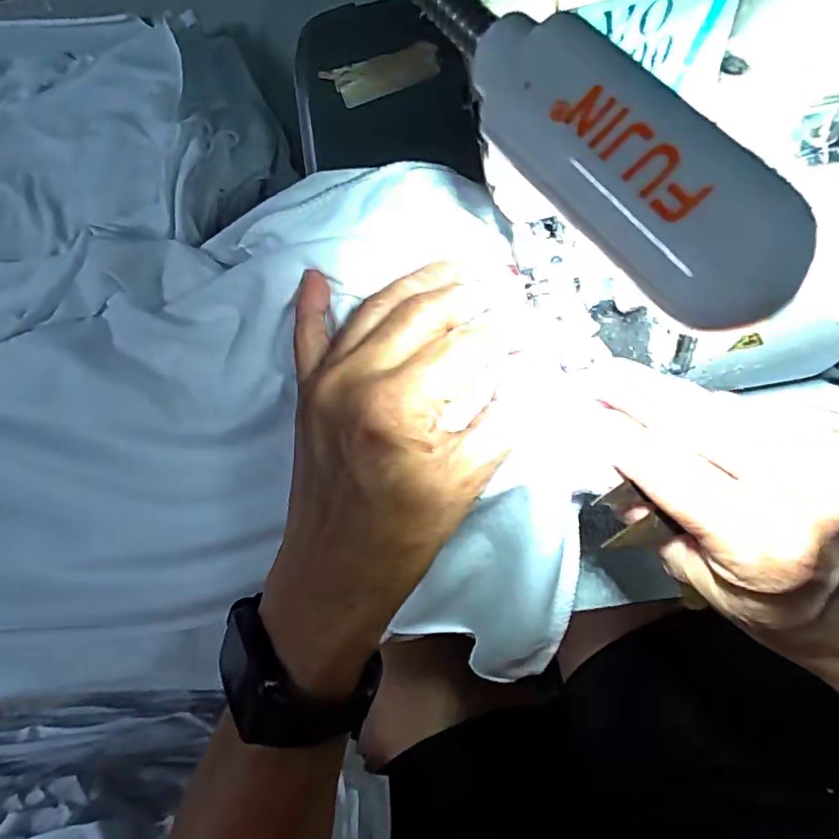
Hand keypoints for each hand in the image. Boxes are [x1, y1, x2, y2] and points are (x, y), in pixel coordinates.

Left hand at [261, 262, 518, 698]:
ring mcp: (324, 380)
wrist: (334, 573)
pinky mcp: (306, 391)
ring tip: (456, 266)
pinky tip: (316, 275)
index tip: (532, 318)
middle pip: (420, 311)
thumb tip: (530, 370)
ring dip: (417, 281)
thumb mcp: (467, 483)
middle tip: (504, 278)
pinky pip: (307, 336)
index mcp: (397, 405)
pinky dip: (313, 304)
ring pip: (374, 308)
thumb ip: (503, 418)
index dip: (504, 327)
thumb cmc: (404, 537)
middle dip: (469, 289)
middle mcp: (354, 378)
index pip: (464, 344)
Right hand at [586, 360, 838, 704]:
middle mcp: (807, 490)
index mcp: (763, 543)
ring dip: (685, 403)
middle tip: (602, 374)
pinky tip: (728, 432)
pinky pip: (772, 408)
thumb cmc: (786, 612)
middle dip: (642, 393)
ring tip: (651, 399)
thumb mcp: (706, 584)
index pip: (670, 469)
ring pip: (733, 407)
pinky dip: (737, 415)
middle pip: (699, 421)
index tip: (587, 410)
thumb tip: (616, 471)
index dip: (621, 436)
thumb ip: (657, 523)